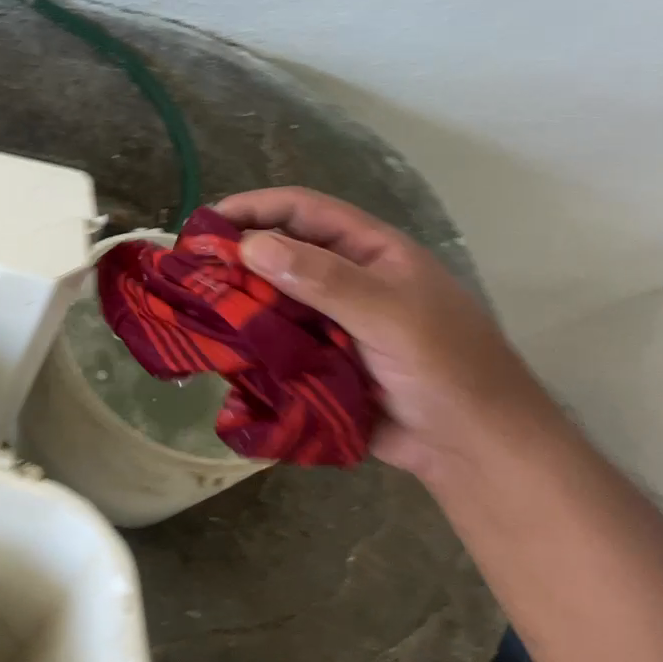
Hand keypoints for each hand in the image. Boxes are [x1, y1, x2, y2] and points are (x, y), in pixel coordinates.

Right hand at [215, 187, 554, 478]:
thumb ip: (325, 280)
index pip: (303, 210)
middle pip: (277, 250)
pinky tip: (212, 340)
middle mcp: (343, 278)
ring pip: (266, 295)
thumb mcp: (392, 316)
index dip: (254, 208)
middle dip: (232, 255)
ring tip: (188, 304)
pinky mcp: (312, 357)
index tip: (205, 224)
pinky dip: (241, 336)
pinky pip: (268, 337)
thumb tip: (249, 245)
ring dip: (231, 298)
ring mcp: (326, 319)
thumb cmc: (449, 371)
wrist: (476, 454)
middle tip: (186, 269)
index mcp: (371, 252)